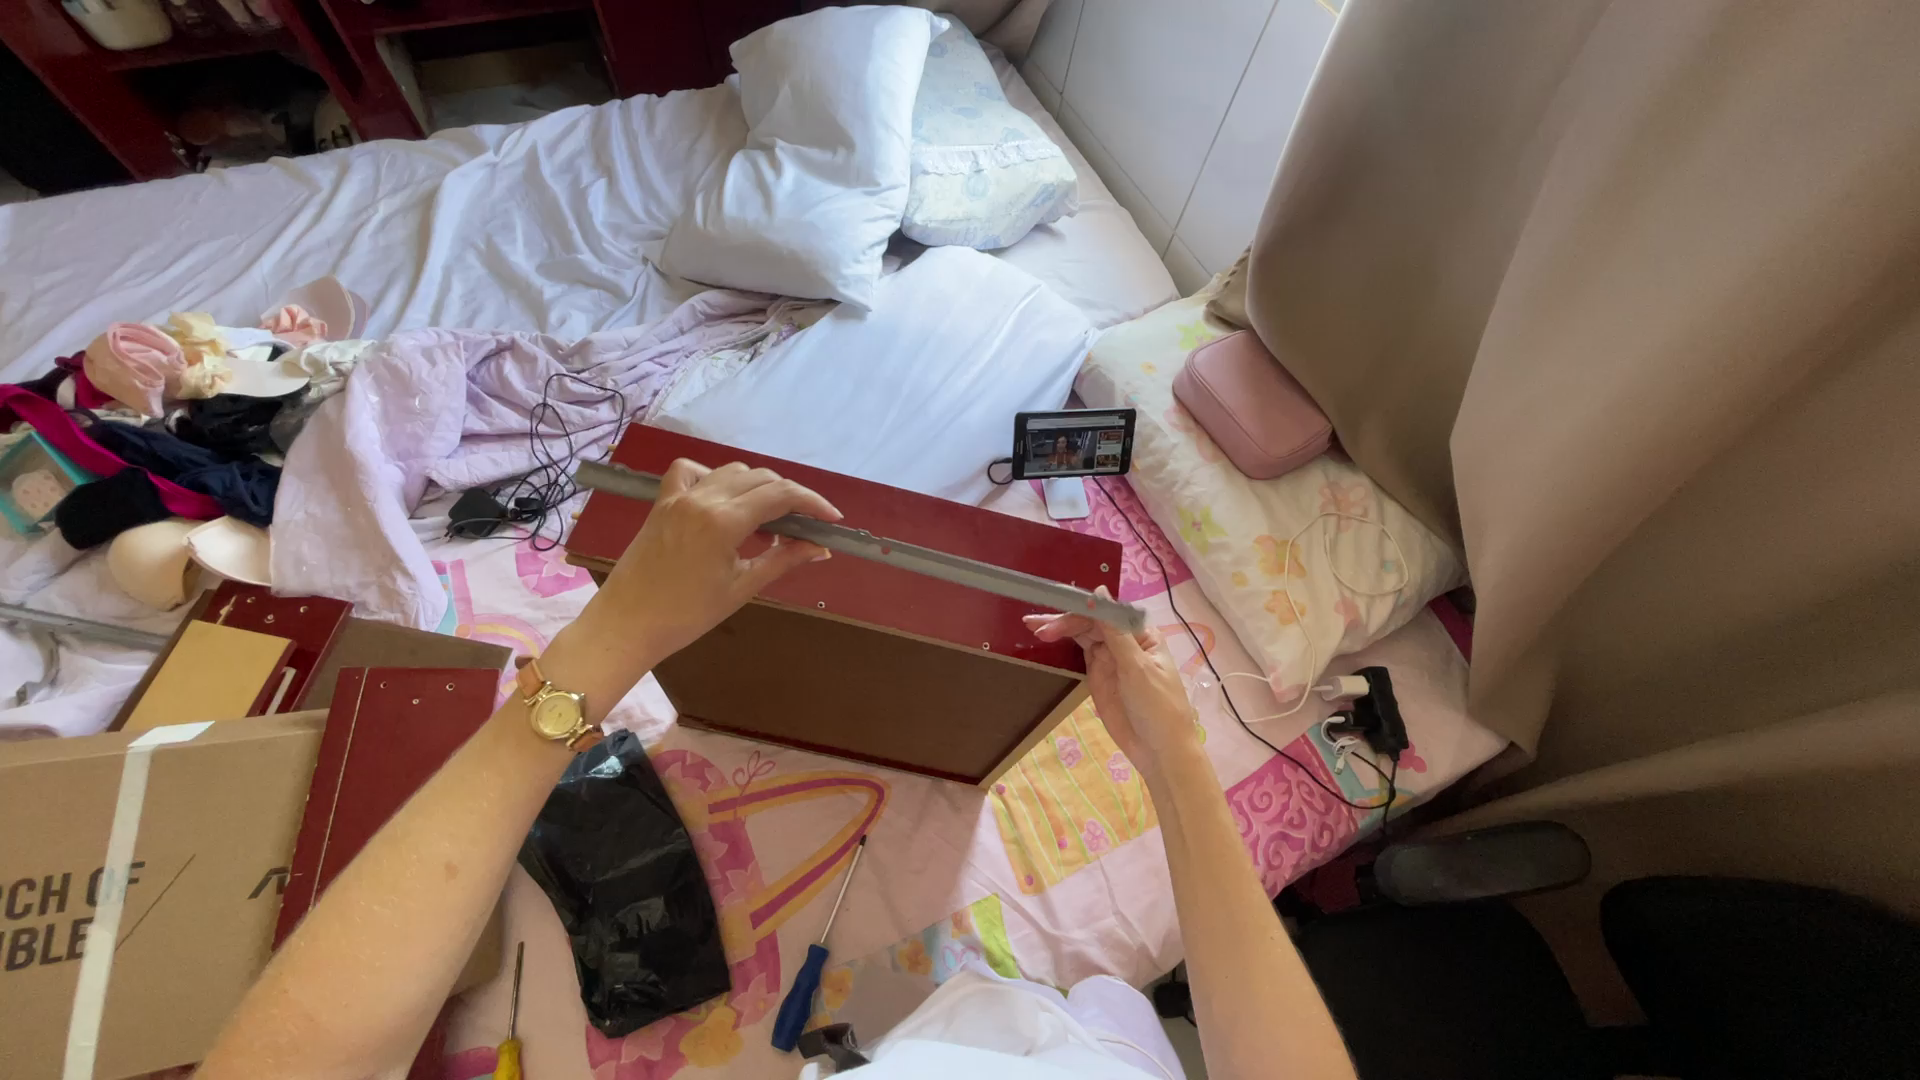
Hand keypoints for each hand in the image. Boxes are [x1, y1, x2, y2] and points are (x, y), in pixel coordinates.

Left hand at [553, 459, 840, 703]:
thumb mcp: (742, 587)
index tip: (832, 519)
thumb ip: (783, 559)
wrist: (627, 625)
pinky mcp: (662, 502)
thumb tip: (820, 548)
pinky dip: (715, 477)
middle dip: (790, 497)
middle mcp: (703, 497)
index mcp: (724, 520)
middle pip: (762, 478)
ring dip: (758, 488)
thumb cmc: (687, 615)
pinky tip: (723, 500)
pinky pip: (692, 471)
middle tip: (804, 526)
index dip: (813, 503)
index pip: (782, 495)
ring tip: (767, 521)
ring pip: (732, 472)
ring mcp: (680, 496)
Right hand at [1026, 595, 1200, 783]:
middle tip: (1035, 625)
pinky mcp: (1098, 673)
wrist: (1159, 751)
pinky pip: (1079, 651)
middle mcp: (1124, 640)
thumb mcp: (1136, 668)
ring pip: (1082, 634)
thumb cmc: (1158, 707)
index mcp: (1141, 633)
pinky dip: (1063, 643)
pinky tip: (1047, 637)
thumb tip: (1099, 592)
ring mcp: (1110, 657)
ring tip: (1033, 628)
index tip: (1057, 604)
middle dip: (1064, 620)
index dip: (1081, 606)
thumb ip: (1114, 631)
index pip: (1107, 611)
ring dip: (1059, 629)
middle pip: (1090, 621)